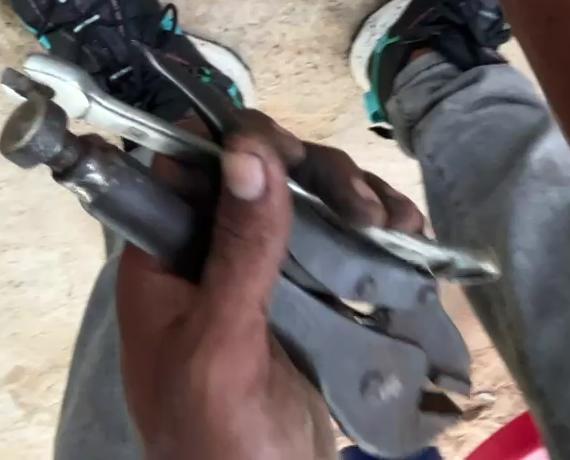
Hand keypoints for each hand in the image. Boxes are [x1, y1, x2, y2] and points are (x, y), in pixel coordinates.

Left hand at [116, 115, 427, 459]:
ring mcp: (261, 269)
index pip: (183, 165)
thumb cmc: (219, 446)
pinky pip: (336, 235)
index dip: (229, 140)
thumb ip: (237, 249)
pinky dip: (371, 226)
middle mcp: (210, 251)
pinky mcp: (306, 292)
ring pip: (301, 196)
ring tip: (393, 224)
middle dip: (310, 171)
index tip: (283, 147)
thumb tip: (247, 149)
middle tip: (360, 204)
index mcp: (165, 257)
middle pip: (255, 170)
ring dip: (351, 194)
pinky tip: (403, 236)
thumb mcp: (221, 347)